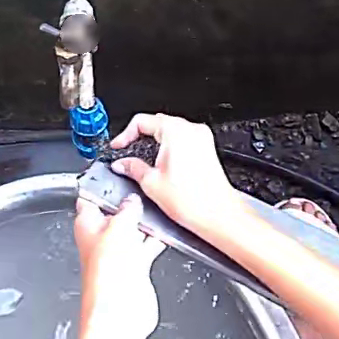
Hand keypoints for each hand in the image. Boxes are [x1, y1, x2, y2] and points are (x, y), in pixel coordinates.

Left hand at [74, 194, 165, 338]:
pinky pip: (145, 245)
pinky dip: (154, 239)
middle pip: (114, 212)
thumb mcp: (118, 228)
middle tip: (143, 191)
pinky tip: (165, 232)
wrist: (119, 311)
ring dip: (143, 221)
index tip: (114, 174)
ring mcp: (117, 252)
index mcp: (87, 224)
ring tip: (157, 208)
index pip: (90, 198)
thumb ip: (127, 210)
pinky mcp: (133, 265)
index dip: (100, 186)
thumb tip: (131, 200)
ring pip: (131, 228)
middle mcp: (100, 237)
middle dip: (128, 203)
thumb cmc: (106, 273)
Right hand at [110, 113, 239, 228]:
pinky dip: (169, 145)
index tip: (118, 146)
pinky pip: (182, 138)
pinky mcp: (207, 149)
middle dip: (138, 135)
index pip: (140, 121)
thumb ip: (131, 167)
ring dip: (154, 140)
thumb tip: (121, 164)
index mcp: (174, 132)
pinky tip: (163, 163)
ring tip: (144, 158)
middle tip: (127, 150)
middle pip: (156, 122)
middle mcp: (191, 130)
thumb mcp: (151, 183)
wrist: (220, 216)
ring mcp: (201, 138)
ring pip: (169, 129)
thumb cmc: (193, 201)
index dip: (124, 134)